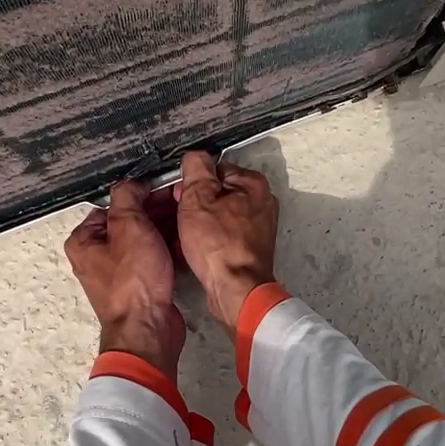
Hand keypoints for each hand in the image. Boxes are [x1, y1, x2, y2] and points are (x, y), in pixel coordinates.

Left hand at [64, 181, 185, 373]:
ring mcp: (119, 272)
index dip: (140, 194)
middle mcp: (98, 256)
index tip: (162, 188)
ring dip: (164, 228)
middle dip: (155, 210)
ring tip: (186, 218)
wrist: (148, 328)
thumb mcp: (129, 226)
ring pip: (144, 239)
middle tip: (180, 201)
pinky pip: (153, 257)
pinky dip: (166, 247)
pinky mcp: (139, 284)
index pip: (112, 205)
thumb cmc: (133, 283)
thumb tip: (132, 184)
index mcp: (85, 241)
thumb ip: (128, 197)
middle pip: (129, 221)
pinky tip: (184, 240)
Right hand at [175, 151, 279, 331]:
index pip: (215, 169)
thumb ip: (196, 170)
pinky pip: (224, 235)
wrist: (236, 289)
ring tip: (191, 237)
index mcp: (253, 184)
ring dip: (201, 223)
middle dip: (197, 204)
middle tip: (185, 220)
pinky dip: (211, 240)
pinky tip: (199, 250)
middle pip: (218, 192)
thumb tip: (195, 156)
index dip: (193, 183)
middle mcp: (261, 202)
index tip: (183, 197)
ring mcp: (258, 227)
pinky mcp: (251, 247)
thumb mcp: (198, 199)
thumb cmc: (220, 247)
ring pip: (219, 215)